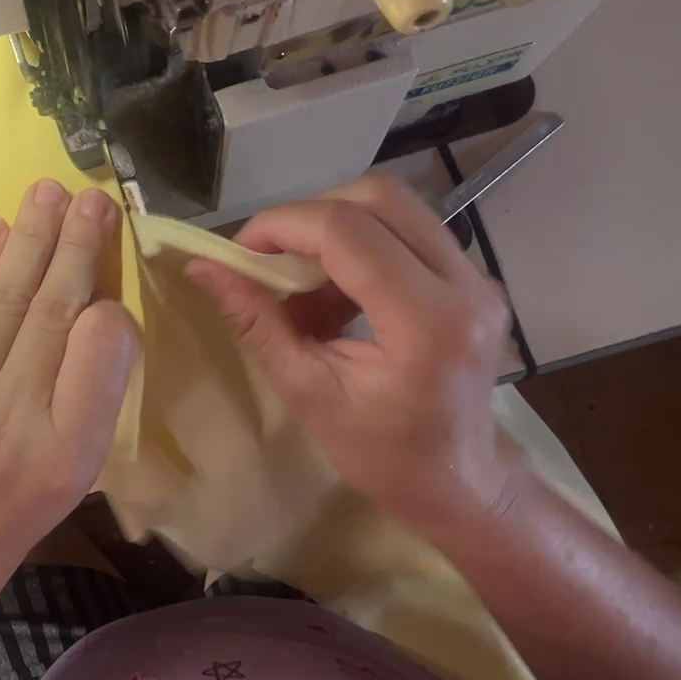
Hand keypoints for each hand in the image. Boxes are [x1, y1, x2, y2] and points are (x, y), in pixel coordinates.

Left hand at [0, 180, 138, 632]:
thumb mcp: (69, 484)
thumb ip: (90, 404)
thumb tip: (98, 321)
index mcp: (68, 453)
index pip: (102, 350)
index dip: (111, 300)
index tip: (114, 265)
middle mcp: (15, 421)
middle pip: (51, 311)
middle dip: (75, 245)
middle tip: (92, 193)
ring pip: (3, 301)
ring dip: (28, 240)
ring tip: (48, 191)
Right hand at [187, 173, 518, 530]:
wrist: (459, 482)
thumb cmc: (380, 453)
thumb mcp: (305, 391)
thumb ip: (255, 321)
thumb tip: (201, 268)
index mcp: (427, 322)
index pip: (347, 232)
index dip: (282, 226)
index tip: (239, 253)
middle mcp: (465, 284)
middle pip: (378, 197)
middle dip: (309, 216)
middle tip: (270, 258)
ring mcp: (478, 276)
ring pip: (394, 205)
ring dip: (333, 227)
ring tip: (302, 282)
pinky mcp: (474, 277)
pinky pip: (407, 229)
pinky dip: (358, 244)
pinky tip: (335, 294)